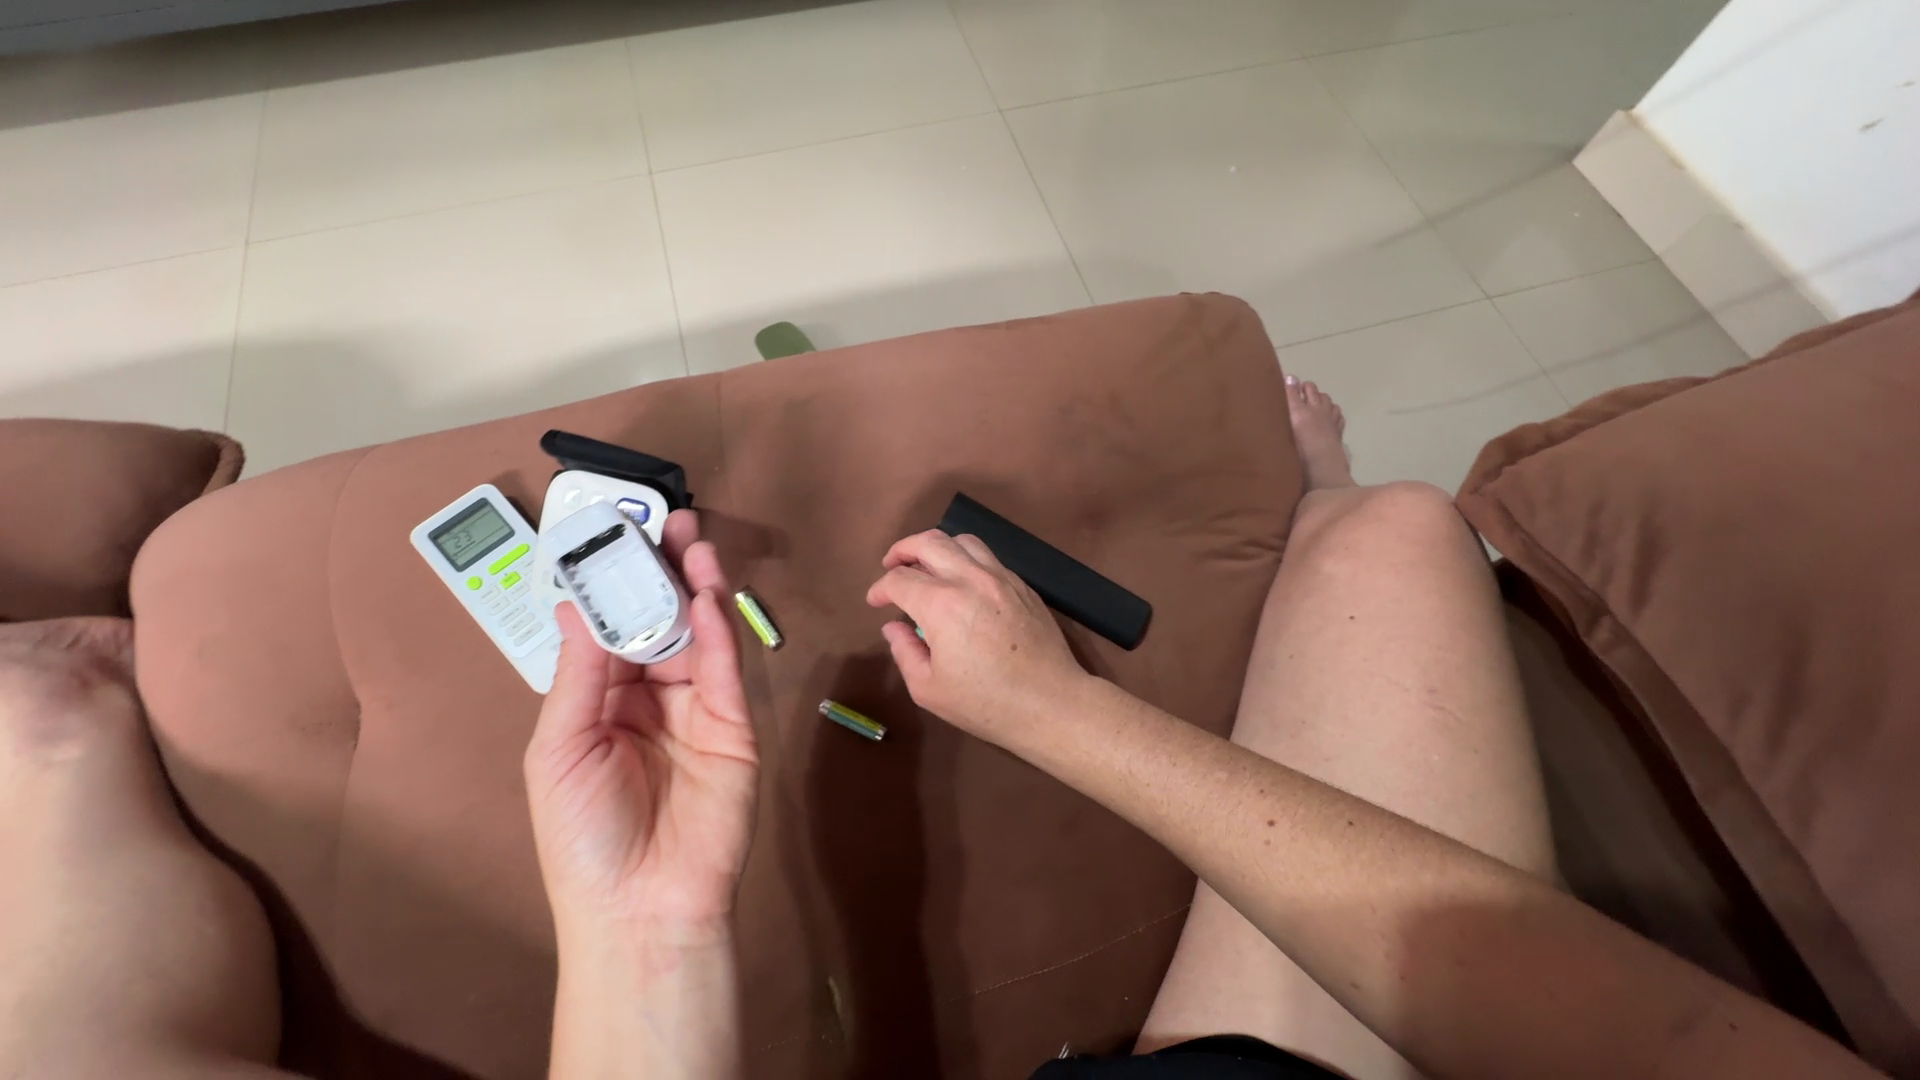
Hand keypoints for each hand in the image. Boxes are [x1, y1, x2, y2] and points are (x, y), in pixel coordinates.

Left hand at [524, 509, 757, 948]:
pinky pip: (724, 667)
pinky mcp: (735, 722)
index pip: (611, 628)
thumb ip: (579, 673)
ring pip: (697, 635)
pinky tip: (708, 594)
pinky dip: (718, 629)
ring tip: (693, 540)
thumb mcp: (560, 749)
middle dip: (662, 573)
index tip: (616, 536)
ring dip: (696, 587)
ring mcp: (696, 707)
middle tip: (668, 522)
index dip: (614, 584)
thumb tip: (572, 604)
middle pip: (660, 621)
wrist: (644, 905)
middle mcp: (649, 696)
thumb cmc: (584, 835)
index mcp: (600, 700)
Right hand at [865, 530, 1086, 743]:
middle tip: (891, 565)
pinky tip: (961, 580)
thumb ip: (905, 651)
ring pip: (962, 540)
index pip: (900, 580)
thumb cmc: (985, 703)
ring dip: (937, 547)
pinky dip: (965, 558)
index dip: (880, 588)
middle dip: (902, 550)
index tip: (875, 601)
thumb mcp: (929, 688)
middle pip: (929, 542)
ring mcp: (1000, 577)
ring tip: (926, 565)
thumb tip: (894, 627)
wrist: (1050, 703)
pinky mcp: (1022, 585)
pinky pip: (988, 556)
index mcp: (941, 604)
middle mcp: (970, 579)